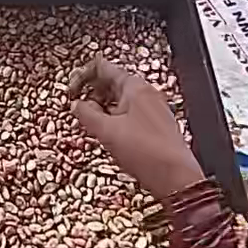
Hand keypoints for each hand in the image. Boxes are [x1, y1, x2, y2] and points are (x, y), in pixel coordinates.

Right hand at [66, 59, 203, 199]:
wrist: (175, 179)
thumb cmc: (146, 152)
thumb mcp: (106, 131)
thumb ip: (86, 113)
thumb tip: (76, 104)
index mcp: (135, 87)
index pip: (103, 67)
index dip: (82, 75)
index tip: (71, 89)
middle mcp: (146, 94)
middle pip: (112, 82)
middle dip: (92, 92)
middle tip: (77, 105)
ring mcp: (153, 109)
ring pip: (120, 100)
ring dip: (102, 107)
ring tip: (90, 121)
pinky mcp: (156, 126)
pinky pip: (130, 114)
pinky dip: (115, 118)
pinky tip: (108, 133)